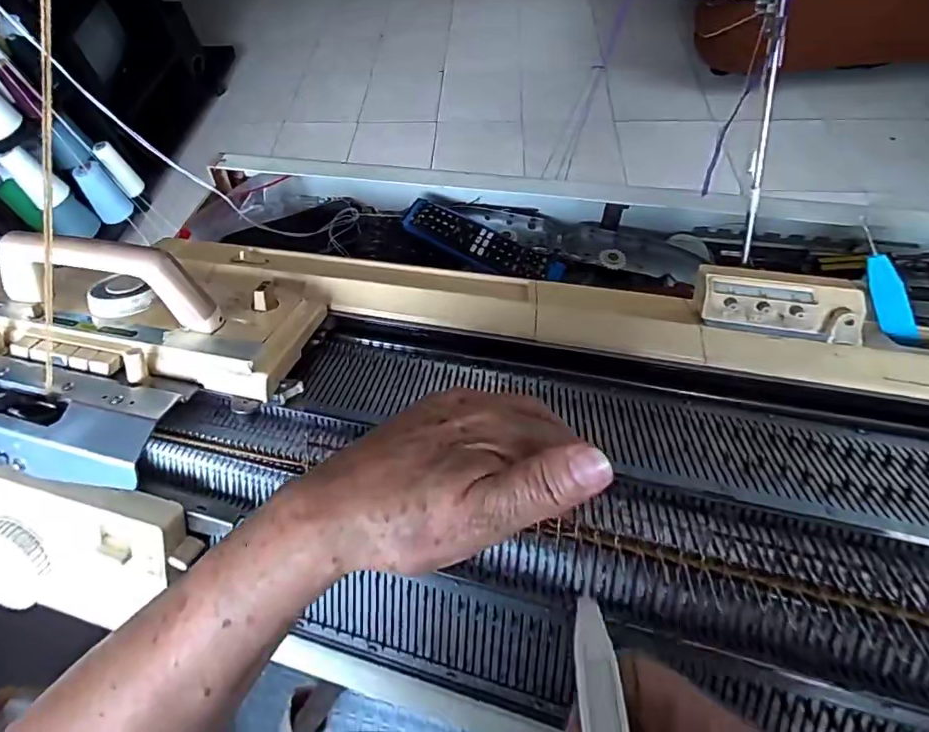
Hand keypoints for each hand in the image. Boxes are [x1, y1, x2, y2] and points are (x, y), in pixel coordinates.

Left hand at [265, 389, 612, 576]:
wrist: (332, 512)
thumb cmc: (402, 522)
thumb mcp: (480, 516)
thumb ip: (540, 486)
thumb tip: (596, 461)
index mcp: (490, 425)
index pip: (559, 439)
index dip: (576, 474)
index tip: (579, 507)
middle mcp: (469, 407)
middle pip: (536, 423)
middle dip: (556, 457)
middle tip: (560, 502)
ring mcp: (443, 410)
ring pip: (506, 417)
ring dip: (529, 446)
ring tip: (530, 486)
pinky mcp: (423, 420)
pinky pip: (475, 417)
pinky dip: (496, 439)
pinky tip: (485, 463)